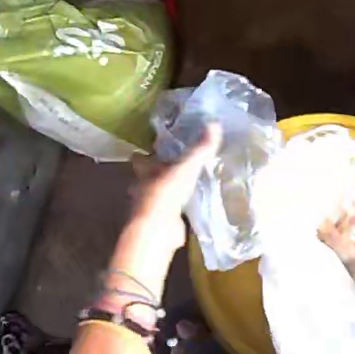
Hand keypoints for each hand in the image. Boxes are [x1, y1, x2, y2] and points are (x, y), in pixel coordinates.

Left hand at [107, 124, 221, 294]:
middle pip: (145, 180)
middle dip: (155, 176)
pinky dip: (173, 214)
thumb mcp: (187, 166)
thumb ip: (201, 148)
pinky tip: (185, 211)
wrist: (157, 229)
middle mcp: (142, 189)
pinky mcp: (158, 225)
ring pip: (154, 198)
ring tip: (181, 189)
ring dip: (165, 195)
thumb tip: (215, 123)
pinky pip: (166, 216)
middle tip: (171, 169)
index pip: (140, 159)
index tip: (153, 150)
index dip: (144, 155)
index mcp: (145, 171)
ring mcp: (148, 209)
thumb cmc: (166, 192)